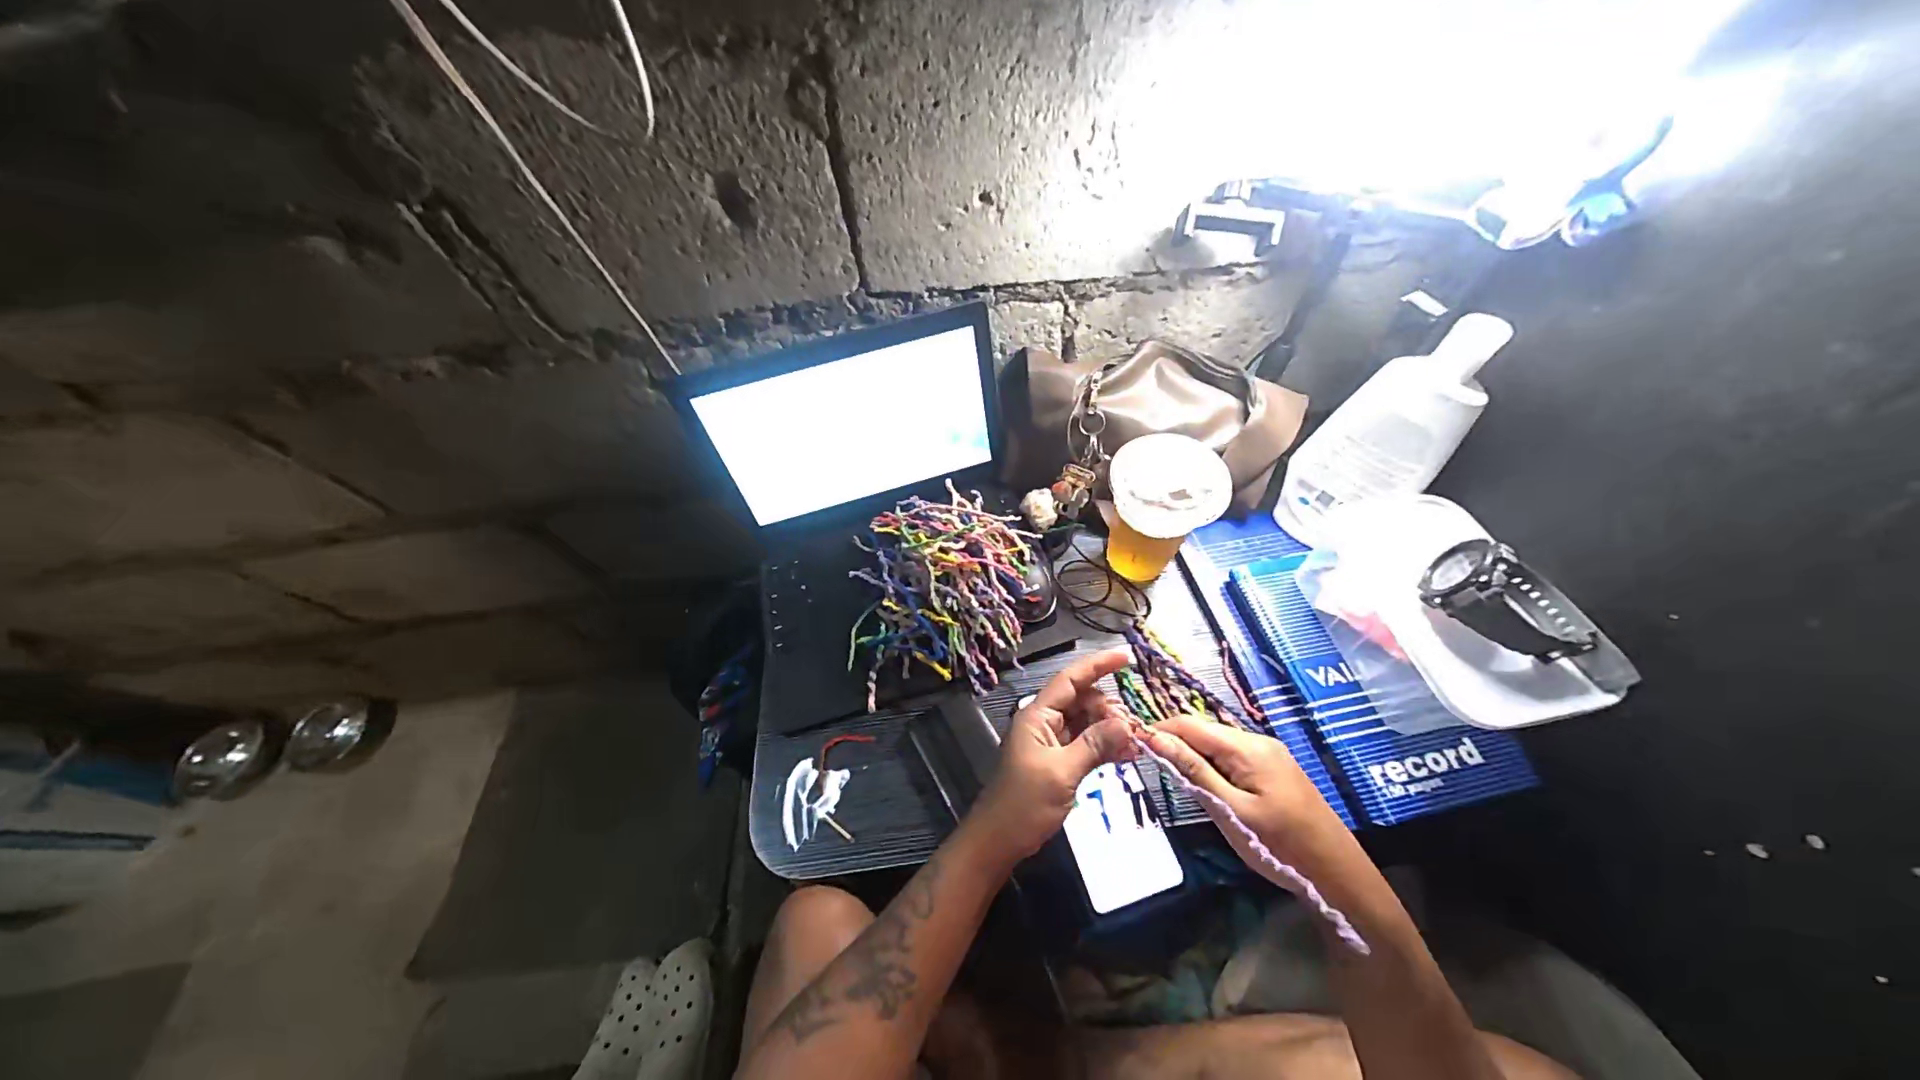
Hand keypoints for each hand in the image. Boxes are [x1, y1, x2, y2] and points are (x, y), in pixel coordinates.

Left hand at [964, 649, 1134, 862]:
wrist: (998, 840)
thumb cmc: (1023, 804)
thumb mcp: (1062, 773)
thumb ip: (1094, 745)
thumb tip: (1126, 724)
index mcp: (1037, 716)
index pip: (1070, 680)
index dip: (1097, 666)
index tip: (1126, 657)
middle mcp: (1044, 723)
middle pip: (1082, 701)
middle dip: (1110, 708)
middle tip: (1134, 728)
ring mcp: (1051, 742)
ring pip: (1087, 723)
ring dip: (1111, 729)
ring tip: (1134, 744)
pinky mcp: (1058, 762)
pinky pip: (1086, 744)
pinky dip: (1105, 746)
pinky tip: (1126, 756)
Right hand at [1145, 715, 1349, 879]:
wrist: (1340, 876)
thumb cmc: (1282, 847)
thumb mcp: (1230, 811)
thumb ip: (1193, 772)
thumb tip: (1155, 739)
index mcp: (1247, 748)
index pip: (1189, 724)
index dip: (1158, 730)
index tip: (1131, 744)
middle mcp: (1258, 741)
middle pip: (1204, 731)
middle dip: (1175, 743)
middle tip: (1149, 768)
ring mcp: (1270, 754)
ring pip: (1218, 745)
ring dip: (1193, 756)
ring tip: (1175, 781)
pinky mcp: (1275, 770)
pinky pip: (1234, 757)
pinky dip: (1213, 766)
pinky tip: (1208, 787)